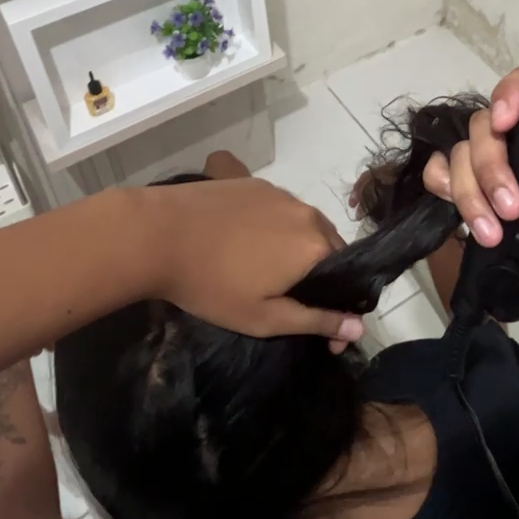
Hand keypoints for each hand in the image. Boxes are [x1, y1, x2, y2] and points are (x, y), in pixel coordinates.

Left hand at [137, 178, 366, 351]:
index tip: (326, 335)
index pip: (348, 276)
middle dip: (320, 277)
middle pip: (329, 248)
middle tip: (292, 302)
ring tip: (267, 273)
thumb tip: (359, 325)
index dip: (341, 307)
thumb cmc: (212, 284)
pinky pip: (281, 210)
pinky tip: (247, 245)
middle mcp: (307, 213)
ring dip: (298, 251)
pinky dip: (276, 229)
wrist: (159, 233)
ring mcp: (281, 194)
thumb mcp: (264, 316)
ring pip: (304, 226)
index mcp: (316, 246)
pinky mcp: (256, 183)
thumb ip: (315, 320)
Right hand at [423, 66, 518, 328]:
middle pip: (485, 125)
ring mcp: (501, 175)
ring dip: (469, 192)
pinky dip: (443, 189)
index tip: (506, 121)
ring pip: (461, 153)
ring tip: (494, 234)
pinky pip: (442, 176)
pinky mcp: (479, 203)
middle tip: (513, 210)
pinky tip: (465, 221)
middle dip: (490, 165)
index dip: (511, 92)